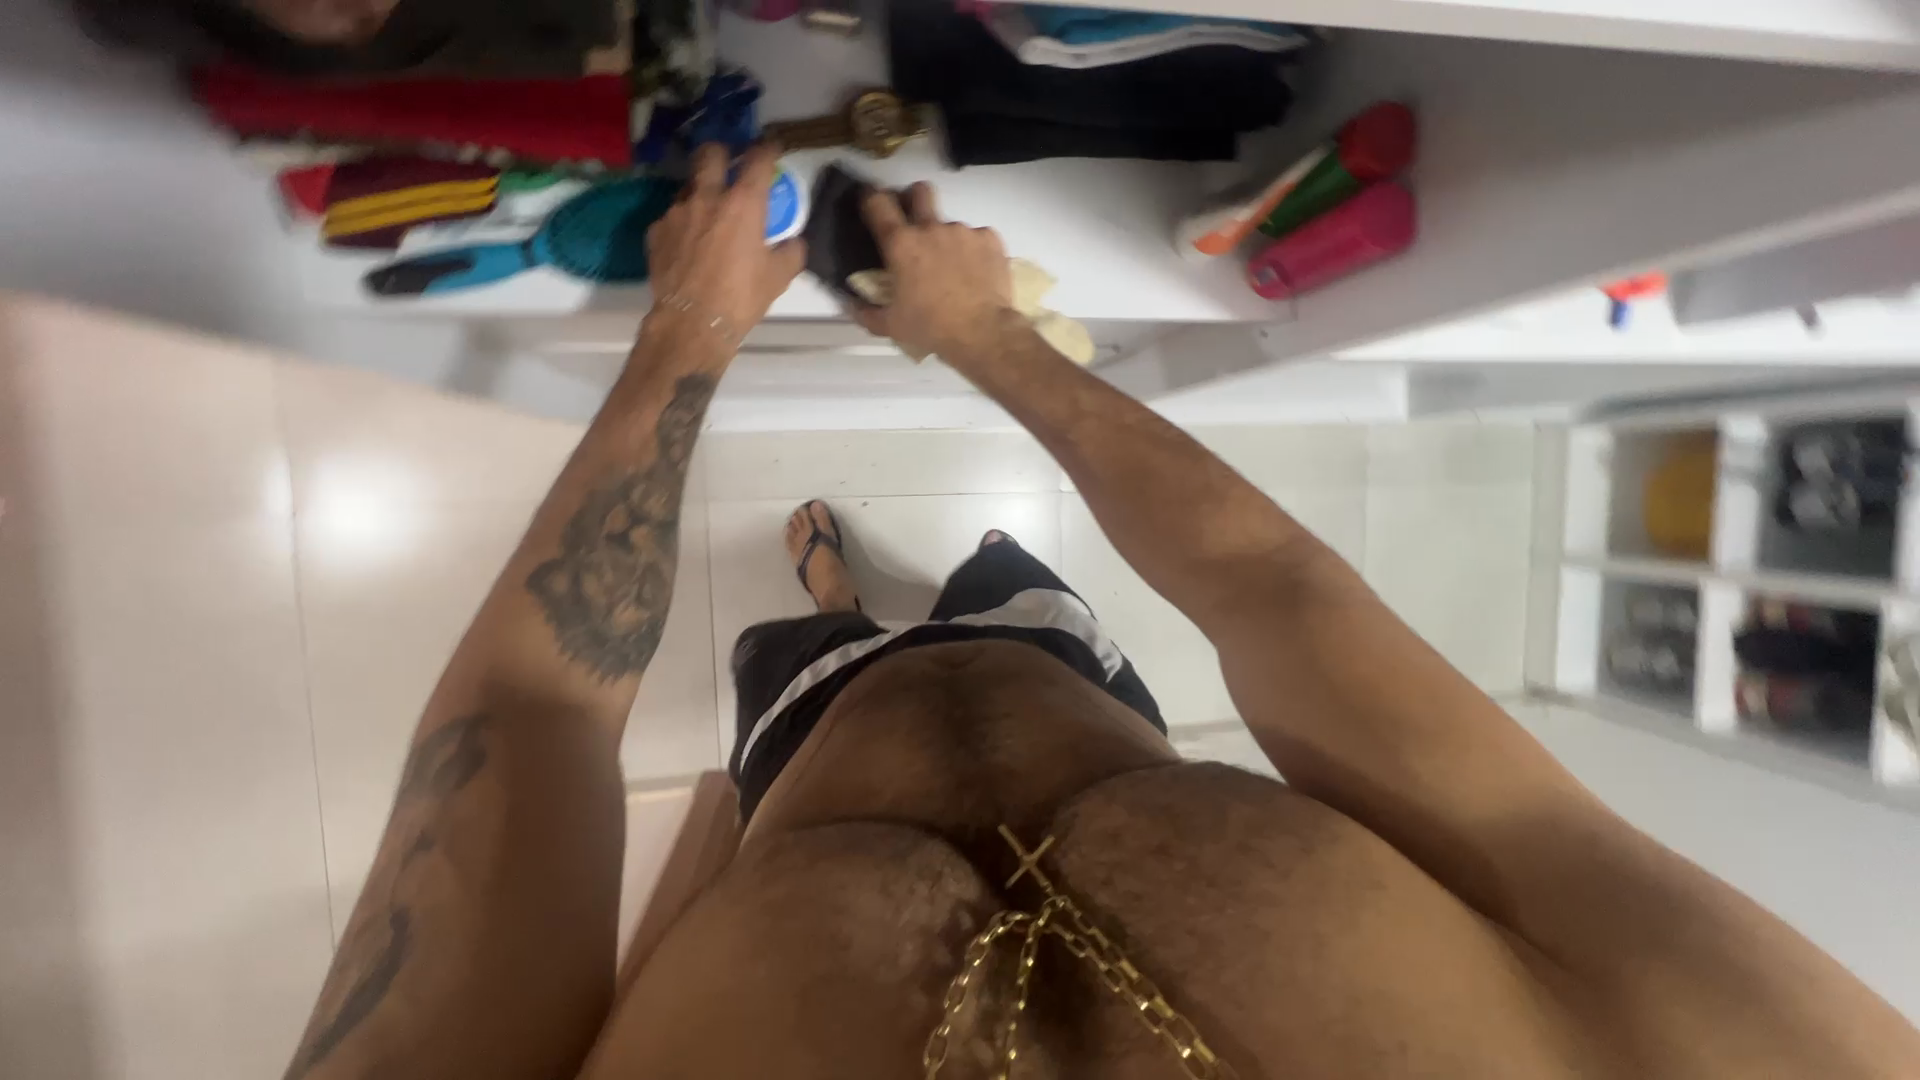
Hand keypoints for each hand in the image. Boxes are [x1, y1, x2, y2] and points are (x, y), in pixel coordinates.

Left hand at [645, 142, 806, 347]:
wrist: (694, 323)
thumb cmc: (742, 298)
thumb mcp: (779, 277)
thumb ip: (791, 252)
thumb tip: (794, 242)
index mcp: (743, 204)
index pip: (758, 160)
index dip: (767, 148)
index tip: (772, 147)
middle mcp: (707, 197)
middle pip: (711, 153)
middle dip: (722, 152)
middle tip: (729, 165)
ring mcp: (677, 212)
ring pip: (689, 186)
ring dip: (701, 192)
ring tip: (708, 214)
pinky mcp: (657, 231)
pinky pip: (673, 218)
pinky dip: (684, 225)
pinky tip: (689, 244)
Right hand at [854, 182, 1014, 362]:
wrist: (982, 332)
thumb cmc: (931, 328)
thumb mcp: (891, 326)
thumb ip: (866, 312)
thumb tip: (850, 304)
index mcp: (901, 244)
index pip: (877, 203)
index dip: (870, 197)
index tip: (870, 201)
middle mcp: (931, 228)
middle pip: (919, 191)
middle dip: (914, 199)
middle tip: (915, 222)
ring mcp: (963, 231)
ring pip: (951, 225)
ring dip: (947, 241)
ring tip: (954, 271)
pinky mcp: (990, 240)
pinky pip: (978, 239)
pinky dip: (974, 253)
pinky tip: (976, 274)